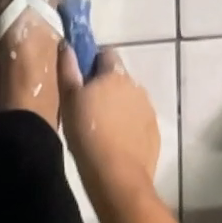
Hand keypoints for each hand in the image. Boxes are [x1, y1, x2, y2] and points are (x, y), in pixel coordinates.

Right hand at [58, 44, 158, 188]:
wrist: (116, 177)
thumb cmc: (87, 133)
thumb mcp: (68, 98)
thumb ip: (68, 68)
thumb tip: (66, 44)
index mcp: (115, 74)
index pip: (106, 53)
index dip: (92, 62)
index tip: (81, 78)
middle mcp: (136, 86)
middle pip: (118, 77)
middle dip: (105, 85)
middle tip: (86, 105)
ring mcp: (149, 110)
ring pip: (129, 99)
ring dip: (117, 105)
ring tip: (100, 126)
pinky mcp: (154, 133)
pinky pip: (138, 120)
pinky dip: (128, 125)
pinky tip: (115, 141)